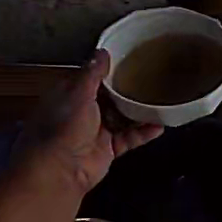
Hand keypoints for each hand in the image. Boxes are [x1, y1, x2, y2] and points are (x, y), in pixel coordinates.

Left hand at [12, 51, 161, 203]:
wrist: (61, 170)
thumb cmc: (64, 127)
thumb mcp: (78, 93)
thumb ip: (92, 74)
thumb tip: (102, 52)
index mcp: (69, 95)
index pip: (90, 78)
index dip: (108, 70)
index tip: (129, 61)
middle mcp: (82, 112)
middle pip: (110, 98)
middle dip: (128, 92)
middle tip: (152, 80)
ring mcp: (96, 132)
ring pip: (122, 118)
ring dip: (140, 113)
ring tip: (160, 102)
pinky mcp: (108, 149)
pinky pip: (129, 138)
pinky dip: (144, 133)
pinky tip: (159, 126)